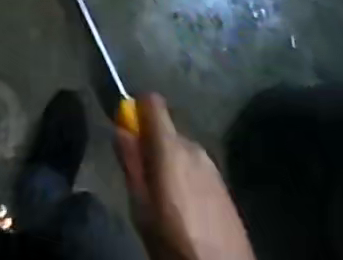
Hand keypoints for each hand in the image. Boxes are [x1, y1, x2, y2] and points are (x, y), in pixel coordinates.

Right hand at [116, 94, 255, 259]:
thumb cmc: (174, 241)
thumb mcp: (141, 208)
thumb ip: (131, 164)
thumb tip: (120, 129)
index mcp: (171, 147)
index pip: (152, 101)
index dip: (137, 109)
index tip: (127, 130)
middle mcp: (193, 145)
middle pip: (165, 129)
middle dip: (151, 145)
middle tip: (141, 178)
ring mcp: (212, 163)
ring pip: (180, 149)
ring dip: (168, 162)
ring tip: (163, 198)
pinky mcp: (223, 181)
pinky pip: (195, 166)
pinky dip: (184, 175)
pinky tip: (184, 207)